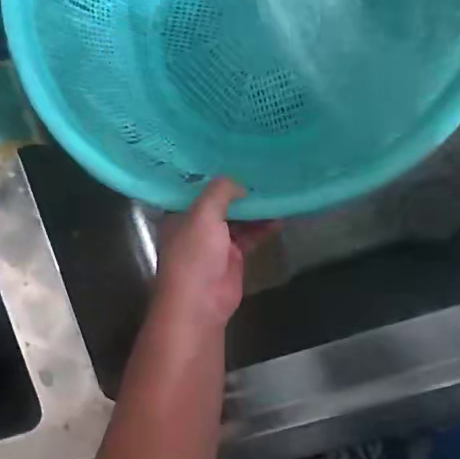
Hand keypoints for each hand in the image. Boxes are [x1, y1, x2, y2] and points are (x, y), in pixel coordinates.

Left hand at [152, 178, 276, 328]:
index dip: (213, 174)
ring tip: (277, 190)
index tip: (234, 156)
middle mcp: (195, 225)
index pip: (196, 188)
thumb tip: (239, 184)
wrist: (200, 302)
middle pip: (220, 202)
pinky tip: (280, 216)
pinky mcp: (233, 257)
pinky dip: (263, 227)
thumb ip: (220, 192)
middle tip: (263, 170)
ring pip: (238, 219)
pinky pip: (250, 236)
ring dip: (255, 208)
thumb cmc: (194, 255)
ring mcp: (214, 242)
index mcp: (179, 213)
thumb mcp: (204, 214)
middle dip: (239, 190)